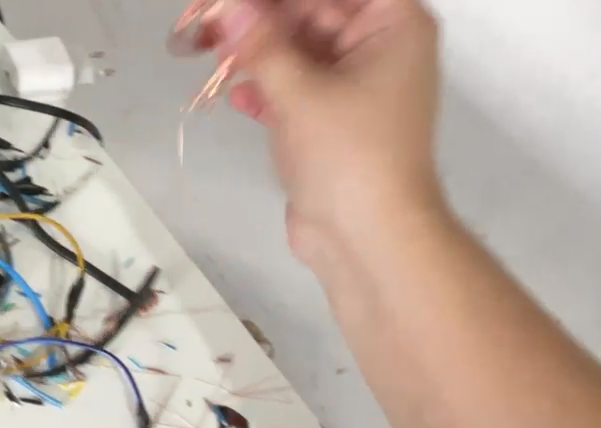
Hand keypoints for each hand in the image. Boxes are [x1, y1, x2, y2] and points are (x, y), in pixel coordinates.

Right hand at [194, 0, 445, 267]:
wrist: (365, 232)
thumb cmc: (349, 155)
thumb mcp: (301, 94)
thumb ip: (262, 49)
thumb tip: (230, 10)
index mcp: (391, 23)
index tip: (230, 4)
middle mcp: (377, 48)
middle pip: (312, 18)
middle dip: (261, 23)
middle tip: (208, 26)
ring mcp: (353, 89)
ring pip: (298, 57)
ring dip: (257, 57)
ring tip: (210, 54)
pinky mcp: (328, 125)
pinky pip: (294, 93)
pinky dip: (265, 92)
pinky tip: (235, 94)